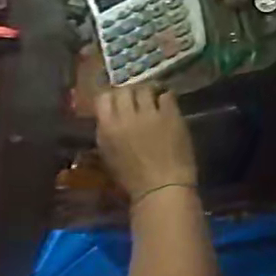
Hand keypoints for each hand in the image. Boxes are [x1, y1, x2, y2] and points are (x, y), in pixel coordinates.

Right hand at [95, 83, 197, 198]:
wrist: (162, 186)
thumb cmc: (133, 178)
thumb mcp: (109, 154)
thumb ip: (107, 131)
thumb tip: (110, 116)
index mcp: (107, 127)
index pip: (103, 98)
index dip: (111, 97)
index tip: (118, 101)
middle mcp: (126, 117)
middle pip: (124, 90)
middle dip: (130, 92)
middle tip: (137, 99)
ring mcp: (150, 114)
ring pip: (145, 89)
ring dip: (149, 92)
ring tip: (153, 99)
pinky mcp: (172, 116)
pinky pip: (167, 96)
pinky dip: (166, 97)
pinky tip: (167, 105)